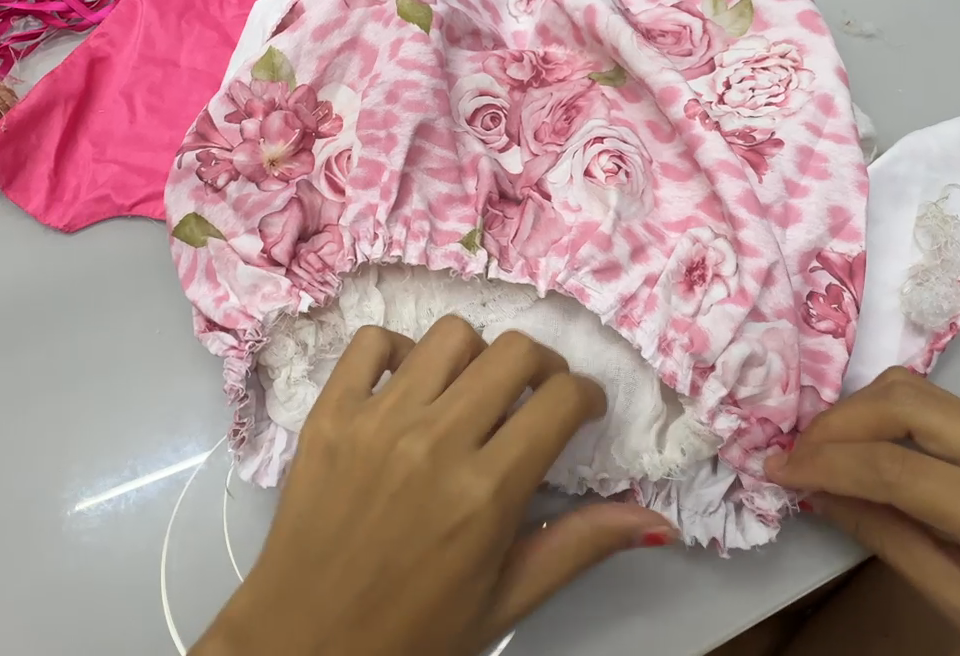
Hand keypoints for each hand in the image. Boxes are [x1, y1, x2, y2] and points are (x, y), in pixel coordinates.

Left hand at [195, 316, 676, 655]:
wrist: (303, 647)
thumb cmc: (415, 632)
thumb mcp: (506, 600)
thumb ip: (579, 546)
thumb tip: (656, 518)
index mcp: (486, 492)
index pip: (560, 399)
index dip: (585, 394)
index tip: (581, 408)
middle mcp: (435, 440)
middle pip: (514, 351)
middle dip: (542, 364)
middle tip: (536, 393)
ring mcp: (376, 418)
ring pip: (450, 335)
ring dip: (476, 356)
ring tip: (470, 390)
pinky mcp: (329, 411)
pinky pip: (372, 341)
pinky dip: (398, 350)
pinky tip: (407, 384)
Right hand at [769, 369, 959, 655]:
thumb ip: (889, 539)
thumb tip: (814, 487)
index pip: (906, 470)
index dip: (831, 461)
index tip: (779, 466)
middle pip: (915, 404)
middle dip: (841, 420)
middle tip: (798, 450)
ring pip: (928, 395)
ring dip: (863, 413)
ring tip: (827, 448)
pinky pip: (951, 412)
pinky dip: (895, 420)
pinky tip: (870, 447)